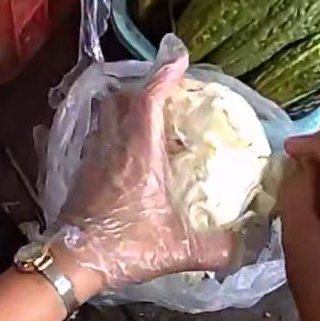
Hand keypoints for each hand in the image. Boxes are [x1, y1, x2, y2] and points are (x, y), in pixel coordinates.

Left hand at [56, 51, 233, 288]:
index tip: (178, 58)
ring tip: (144, 116)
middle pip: (121, 99)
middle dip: (142, 88)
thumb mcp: (177, 250)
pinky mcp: (80, 173)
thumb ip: (217, 248)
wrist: (73, 262)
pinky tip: (119, 147)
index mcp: (139, 153)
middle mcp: (113, 147)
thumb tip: (246, 248)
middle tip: (164, 93)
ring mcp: (92, 158)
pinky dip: (109, 131)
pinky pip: (94, 138)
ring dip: (123, 108)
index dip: (164, 75)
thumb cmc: (124, 247)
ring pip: (104, 117)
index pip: (149, 99)